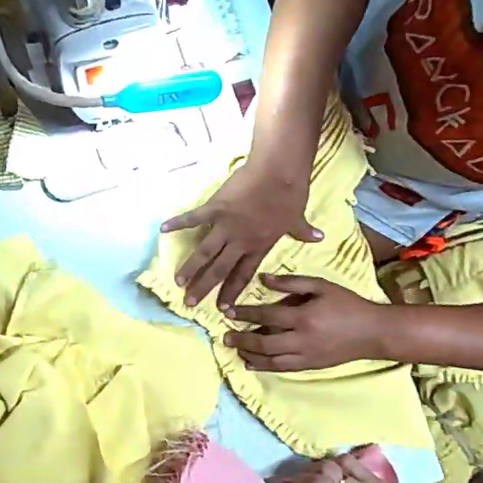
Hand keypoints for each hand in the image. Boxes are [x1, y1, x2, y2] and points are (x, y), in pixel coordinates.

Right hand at [162, 159, 320, 308]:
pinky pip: (194, 218)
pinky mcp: (216, 207)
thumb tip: (320, 237)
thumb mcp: (298, 218)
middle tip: (189, 303)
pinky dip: (178, 223)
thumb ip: (304, 231)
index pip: (243, 275)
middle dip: (204, 288)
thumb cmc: (291, 196)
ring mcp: (226, 225)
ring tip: (178, 281)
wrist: (279, 174)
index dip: (232, 292)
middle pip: (219, 270)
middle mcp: (240, 241)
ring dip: (191, 267)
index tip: (222, 308)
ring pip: (204, 252)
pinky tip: (162, 230)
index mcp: (259, 246)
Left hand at [224, 274, 392, 370]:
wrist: (372, 332)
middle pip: (263, 343)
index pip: (266, 317)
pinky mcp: (310, 366)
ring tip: (236, 350)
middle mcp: (301, 340)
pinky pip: (282, 369)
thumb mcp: (321, 286)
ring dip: (250, 355)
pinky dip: (265, 367)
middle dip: (241, 340)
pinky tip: (254, 363)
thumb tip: (264, 278)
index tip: (229, 312)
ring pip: (270, 360)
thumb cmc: (347, 304)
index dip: (246, 314)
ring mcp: (305, 356)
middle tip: (224, 337)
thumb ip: (292, 282)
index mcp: (303, 317)